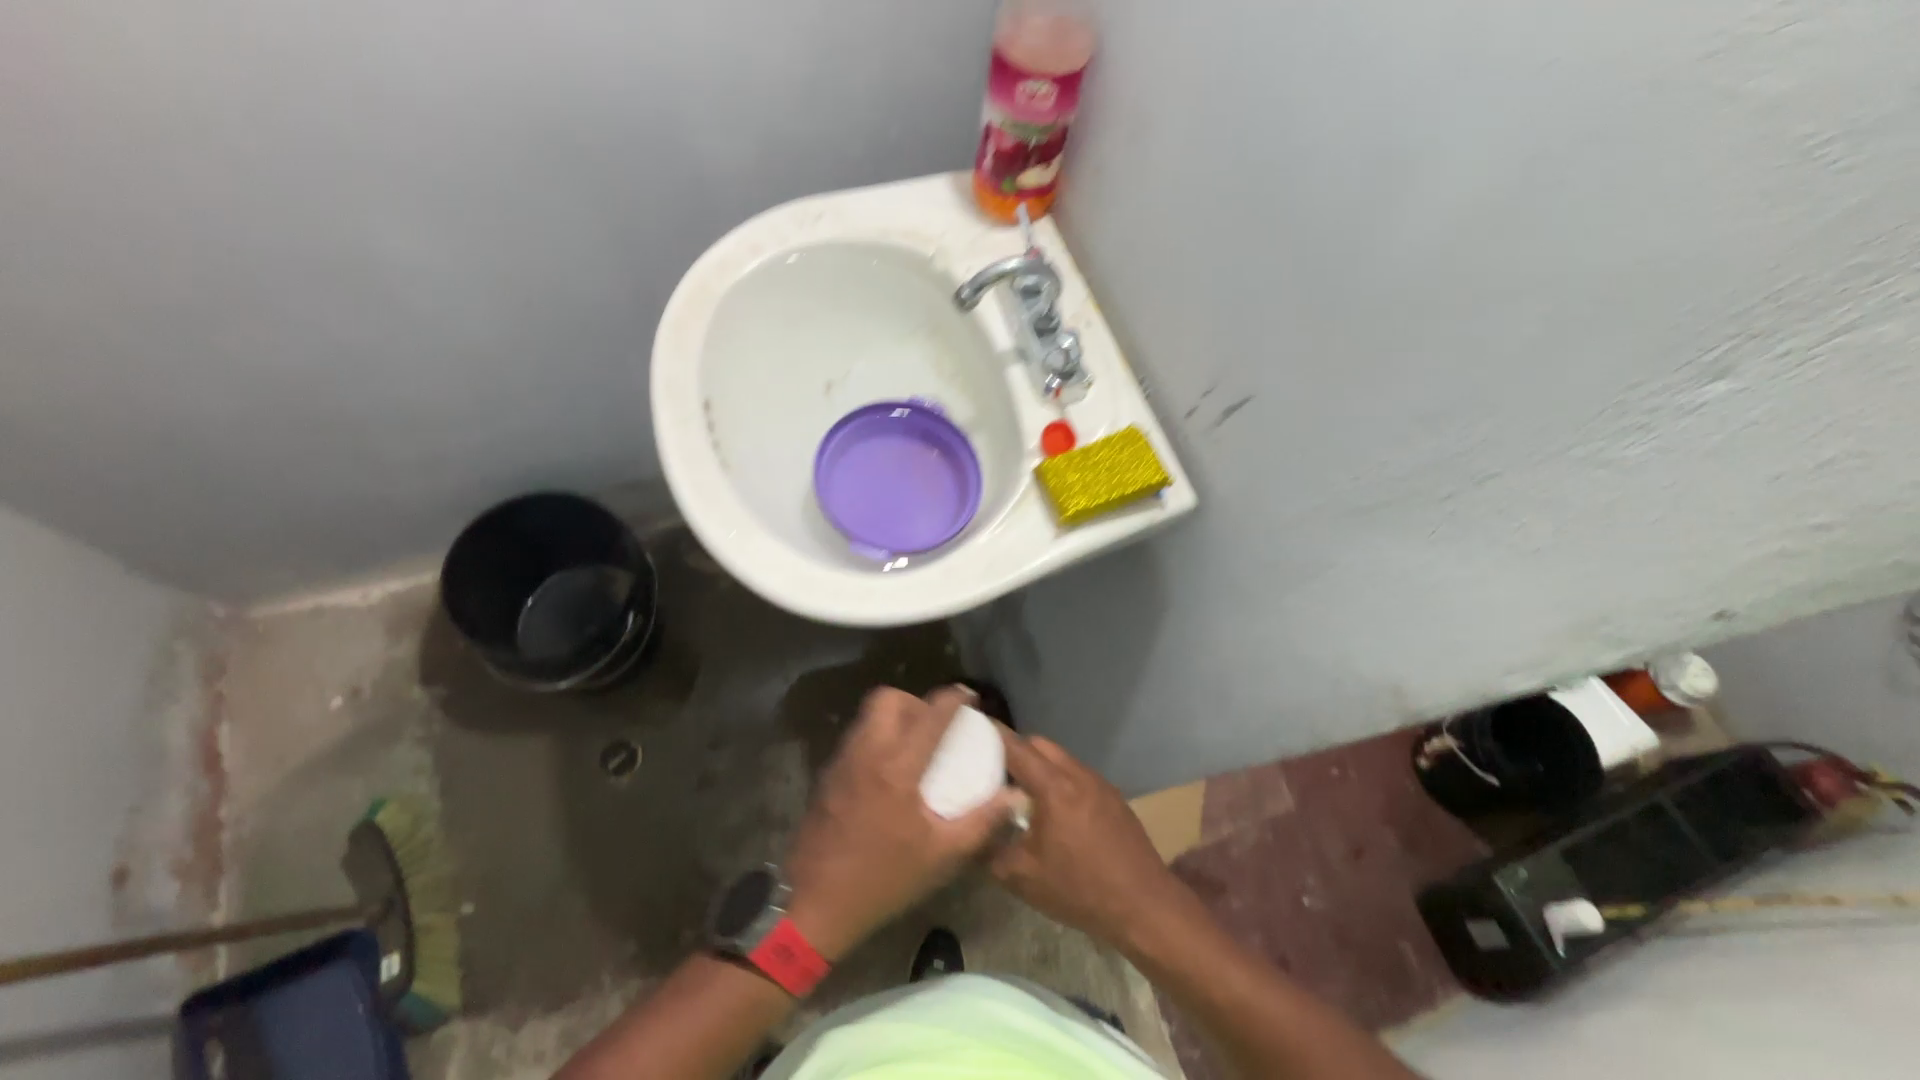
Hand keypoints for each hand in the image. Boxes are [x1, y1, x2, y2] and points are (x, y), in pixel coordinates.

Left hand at [782, 686, 1025, 959]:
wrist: (814, 904)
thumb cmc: (883, 879)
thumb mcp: (942, 855)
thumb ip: (982, 821)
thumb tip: (1016, 796)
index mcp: (897, 767)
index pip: (930, 715)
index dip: (953, 698)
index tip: (969, 696)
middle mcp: (865, 754)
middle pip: (887, 699)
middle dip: (915, 702)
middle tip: (935, 725)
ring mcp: (839, 764)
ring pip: (865, 718)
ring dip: (892, 719)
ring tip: (914, 746)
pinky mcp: (825, 779)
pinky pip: (854, 740)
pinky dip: (875, 740)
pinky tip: (887, 773)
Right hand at [990, 728, 1193, 951]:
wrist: (1143, 906)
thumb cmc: (1079, 889)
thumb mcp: (1022, 876)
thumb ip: (990, 850)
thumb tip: (972, 835)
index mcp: (1054, 787)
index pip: (1016, 747)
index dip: (991, 735)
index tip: (970, 732)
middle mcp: (1079, 775)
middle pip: (1040, 745)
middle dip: (1015, 750)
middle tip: (992, 771)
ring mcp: (1101, 785)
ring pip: (1062, 760)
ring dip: (1039, 767)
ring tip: (1020, 793)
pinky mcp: (1114, 799)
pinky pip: (1078, 776)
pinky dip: (1059, 781)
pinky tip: (1052, 812)